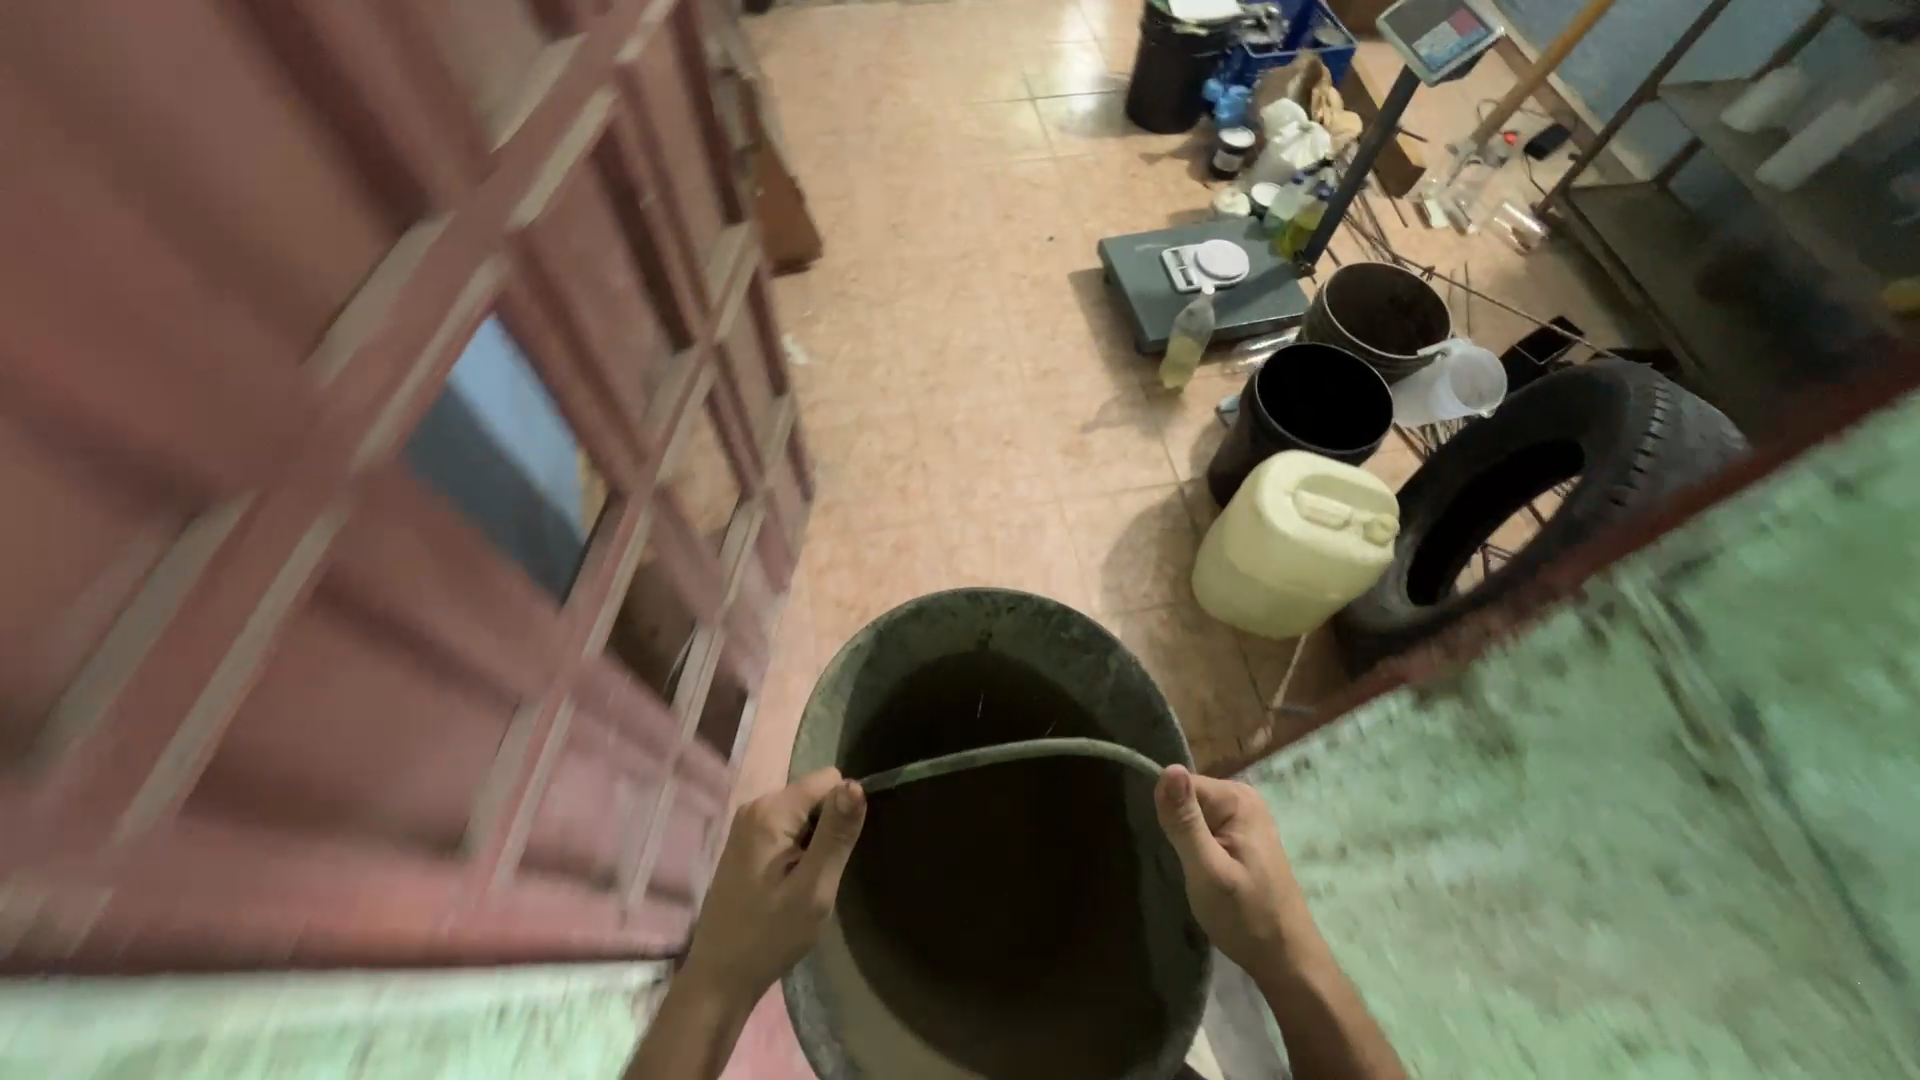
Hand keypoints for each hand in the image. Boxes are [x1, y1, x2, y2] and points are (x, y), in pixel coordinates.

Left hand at [681, 768, 866, 1003]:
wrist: (720, 977)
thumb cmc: (770, 935)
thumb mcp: (814, 888)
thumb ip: (836, 834)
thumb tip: (856, 785)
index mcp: (771, 811)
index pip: (829, 780)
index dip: (842, 814)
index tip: (834, 855)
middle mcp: (756, 806)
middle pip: (815, 794)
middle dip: (827, 828)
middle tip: (818, 875)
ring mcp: (747, 824)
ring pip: (803, 812)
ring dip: (814, 841)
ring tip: (805, 882)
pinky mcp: (745, 842)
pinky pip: (787, 827)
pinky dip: (798, 849)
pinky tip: (790, 884)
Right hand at [1154, 764, 1315, 986]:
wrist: (1286, 961)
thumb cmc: (1246, 918)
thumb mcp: (1207, 871)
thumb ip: (1185, 822)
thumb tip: (1167, 768)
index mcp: (1237, 798)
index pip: (1179, 785)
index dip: (1169, 817)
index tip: (1172, 850)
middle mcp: (1243, 799)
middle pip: (1186, 798)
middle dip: (1177, 829)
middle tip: (1183, 866)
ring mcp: (1245, 819)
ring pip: (1193, 816)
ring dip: (1185, 841)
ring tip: (1190, 871)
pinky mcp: (1242, 838)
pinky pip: (1204, 829)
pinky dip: (1196, 849)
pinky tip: (1201, 872)